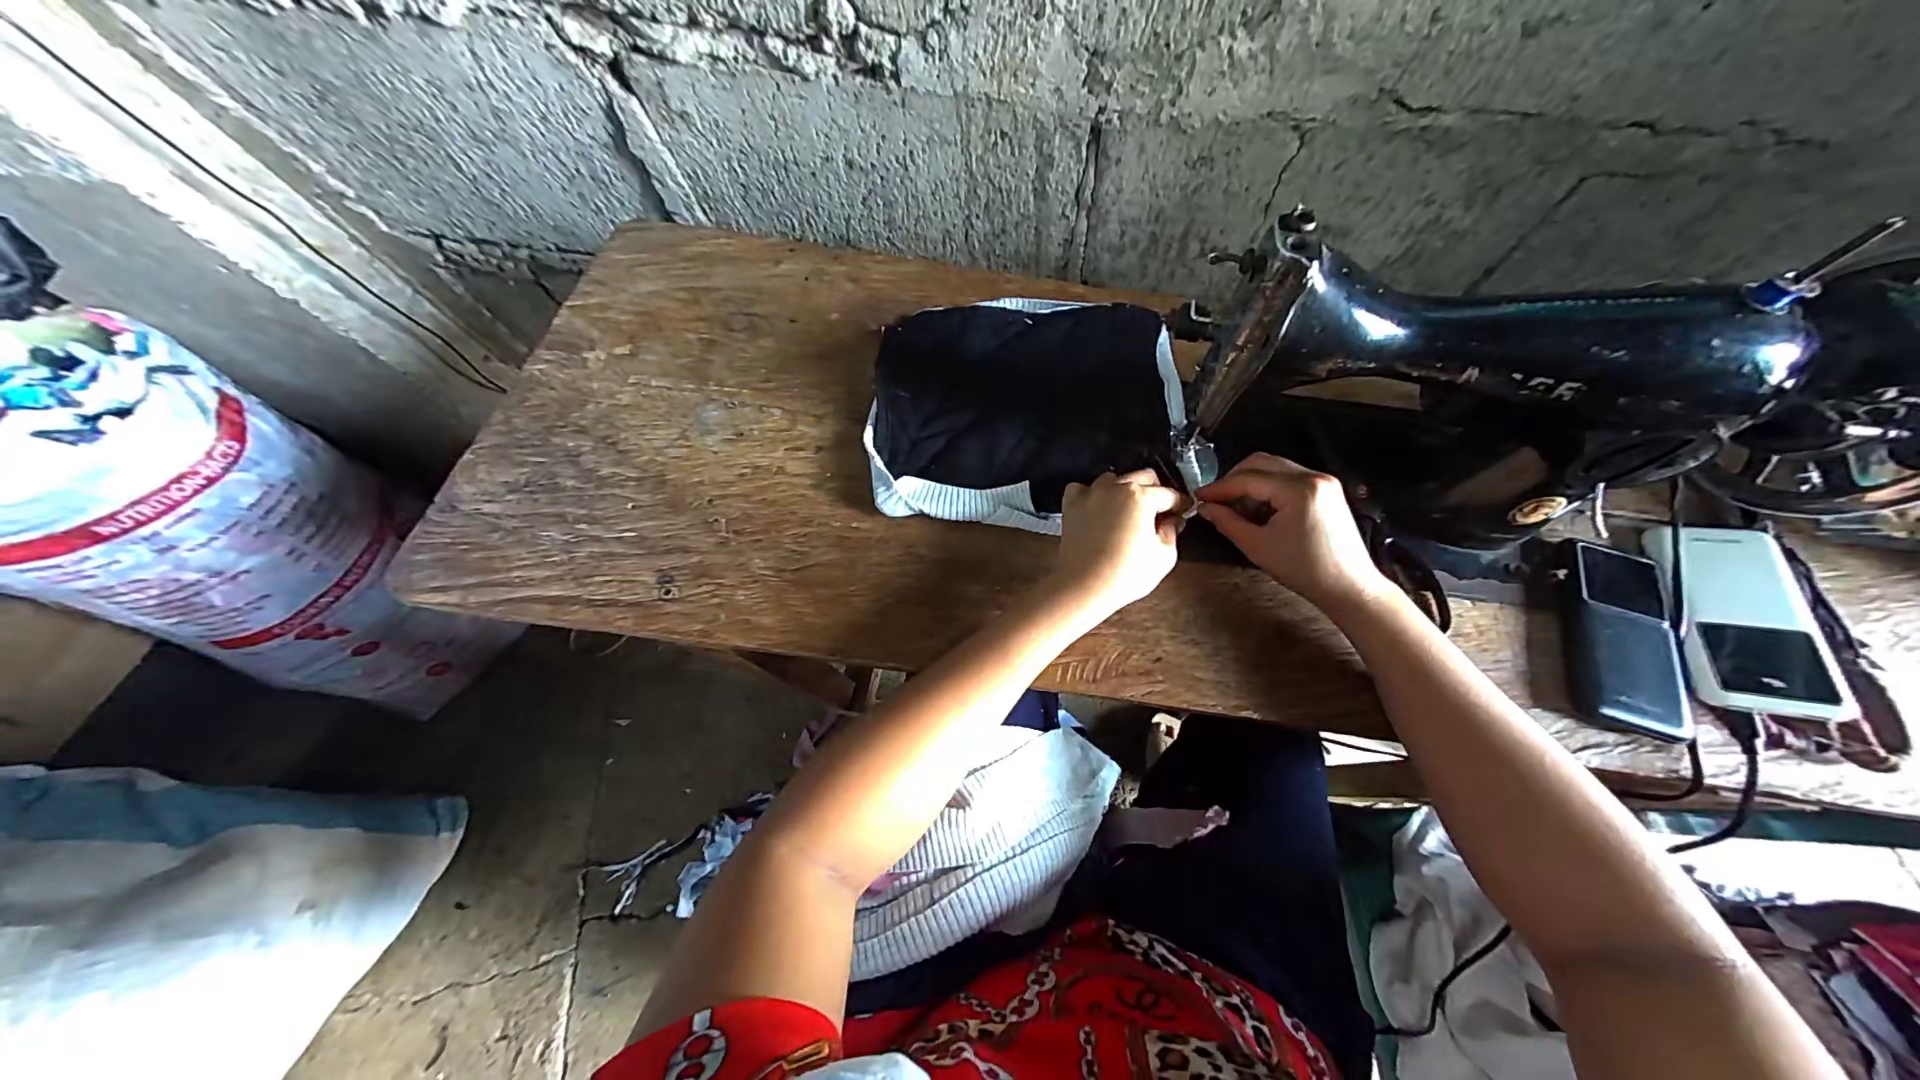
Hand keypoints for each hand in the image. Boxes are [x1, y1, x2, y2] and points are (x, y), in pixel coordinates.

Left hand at [1052, 469, 1185, 616]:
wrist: (1084, 587)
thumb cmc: (1124, 575)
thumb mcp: (1164, 557)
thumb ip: (1171, 532)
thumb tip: (1171, 522)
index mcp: (1141, 497)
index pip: (1169, 494)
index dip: (1180, 503)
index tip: (1182, 510)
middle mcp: (1114, 489)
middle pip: (1143, 477)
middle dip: (1156, 491)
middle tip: (1160, 511)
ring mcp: (1090, 495)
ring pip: (1113, 479)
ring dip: (1124, 490)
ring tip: (1129, 511)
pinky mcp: (1071, 506)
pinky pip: (1082, 489)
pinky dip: (1092, 494)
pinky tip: (1099, 509)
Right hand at [1195, 453, 1389, 609]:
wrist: (1348, 586)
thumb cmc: (1305, 570)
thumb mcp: (1257, 546)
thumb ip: (1227, 521)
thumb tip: (1205, 508)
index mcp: (1298, 490)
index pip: (1248, 478)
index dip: (1219, 487)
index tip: (1199, 497)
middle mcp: (1314, 477)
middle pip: (1261, 463)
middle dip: (1233, 479)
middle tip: (1215, 500)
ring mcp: (1323, 482)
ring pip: (1274, 468)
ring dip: (1250, 483)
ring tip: (1235, 508)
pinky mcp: (1326, 490)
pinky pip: (1288, 478)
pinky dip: (1268, 489)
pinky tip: (1257, 510)